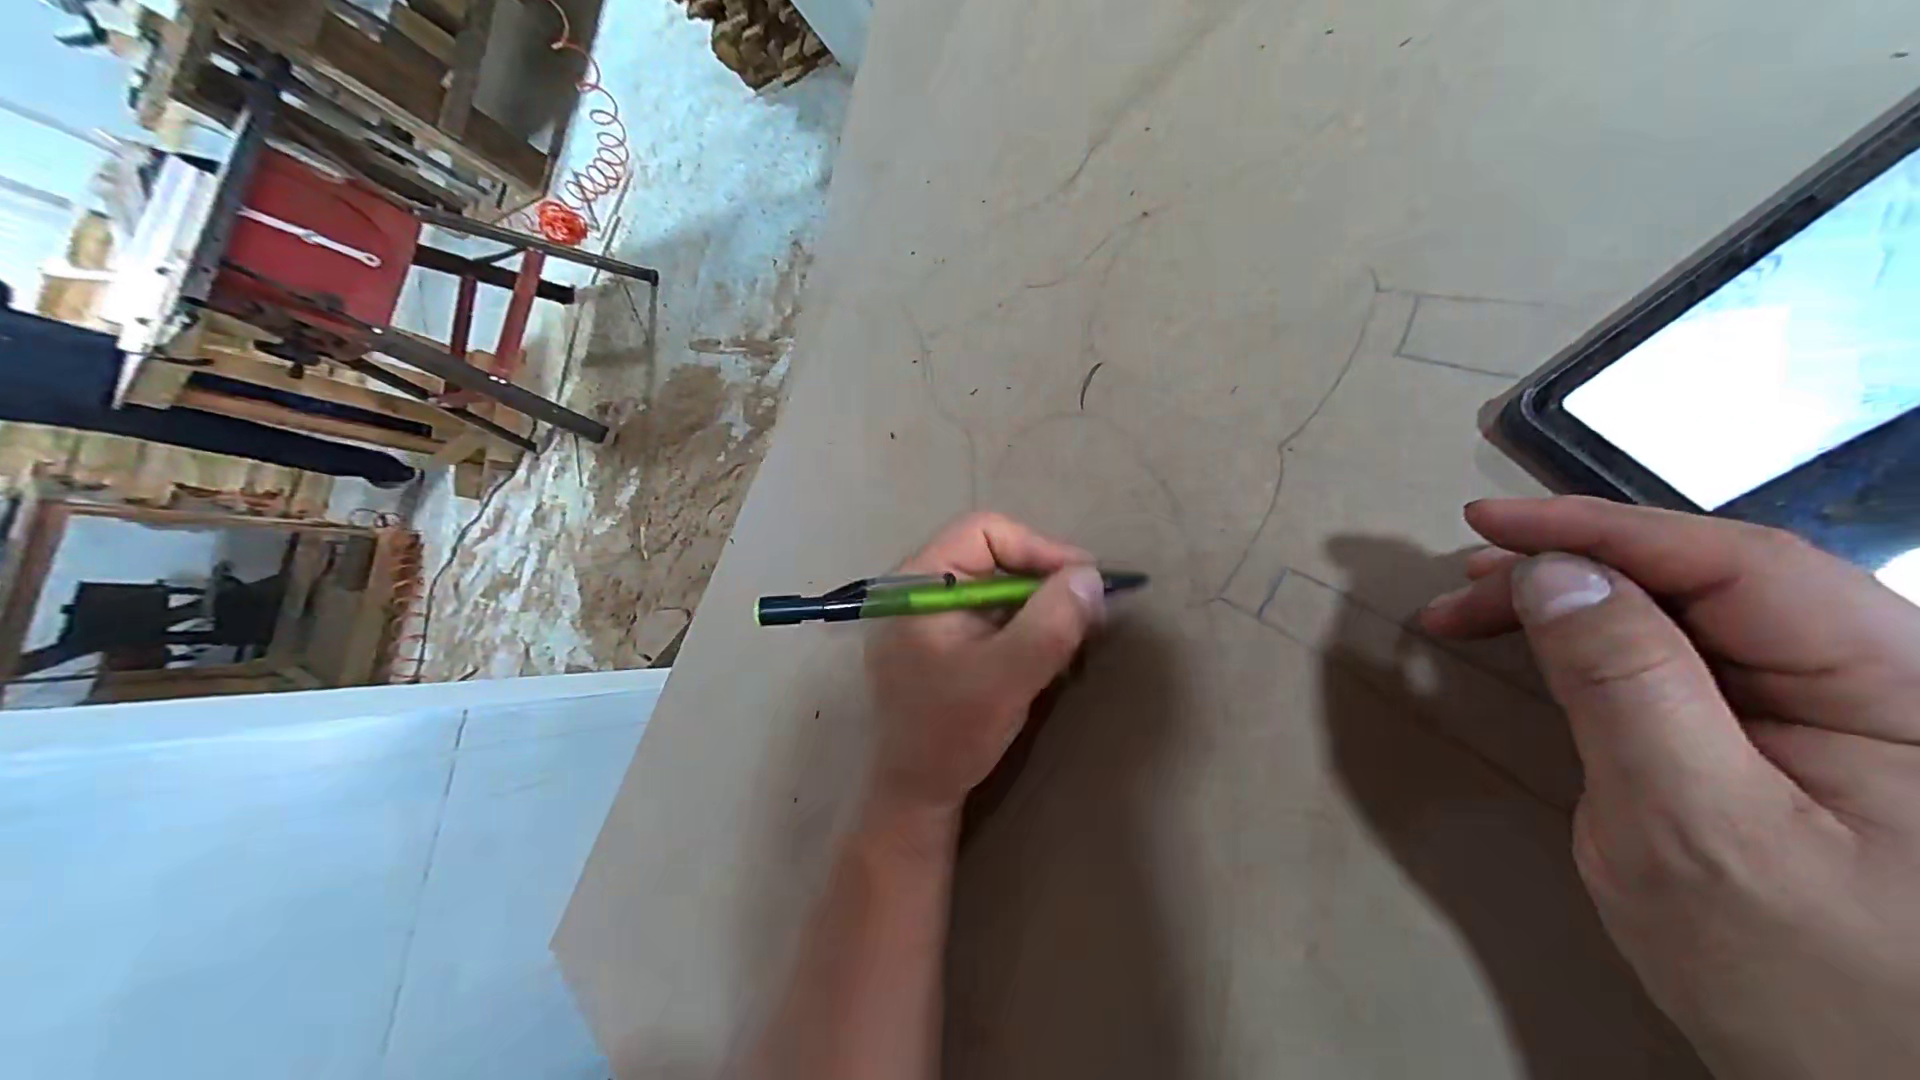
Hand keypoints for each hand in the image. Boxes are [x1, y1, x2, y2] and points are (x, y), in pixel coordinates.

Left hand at [865, 513, 1106, 815]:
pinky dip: (1022, 624)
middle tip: (1087, 608)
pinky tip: (1045, 649)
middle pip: (991, 556)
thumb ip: (1051, 624)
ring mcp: (925, 615)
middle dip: (1043, 579)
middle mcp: (916, 588)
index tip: (1084, 580)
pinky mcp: (938, 640)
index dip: (1039, 549)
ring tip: (1073, 630)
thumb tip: (1092, 577)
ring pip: (994, 586)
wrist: (914, 793)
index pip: (984, 533)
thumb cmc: (950, 732)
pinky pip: (988, 614)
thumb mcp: (1008, 677)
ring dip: (1038, 604)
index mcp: (916, 582)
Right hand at [1421, 496, 1919, 1079]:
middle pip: (1699, 580)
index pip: (1739, 565)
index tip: (1486, 520)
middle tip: (1456, 587)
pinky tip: (1530, 638)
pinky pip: (1666, 654)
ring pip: (1673, 610)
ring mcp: (1825, 707)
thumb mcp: (1689, 828)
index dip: (1600, 527)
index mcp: (1909, 693)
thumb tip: (1550, 574)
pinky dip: (1581, 639)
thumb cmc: (1805, 983)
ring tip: (1469, 609)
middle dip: (1564, 569)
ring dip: (1561, 601)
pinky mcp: (1768, 730)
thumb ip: (1624, 686)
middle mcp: (1880, 680)